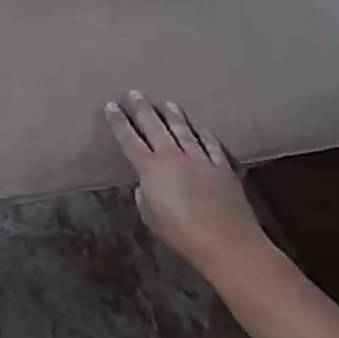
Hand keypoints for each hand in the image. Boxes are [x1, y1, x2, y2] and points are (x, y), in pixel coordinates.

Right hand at [105, 91, 269, 270]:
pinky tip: (199, 128)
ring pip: (183, 130)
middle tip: (134, 93)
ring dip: (172, 115)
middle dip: (141, 108)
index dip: (117, 120)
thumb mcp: (149, 215)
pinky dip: (203, 134)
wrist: (228, 244)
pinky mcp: (223, 169)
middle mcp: (172, 156)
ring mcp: (200, 160)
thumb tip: (147, 185)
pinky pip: (211, 145)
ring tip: (165, 103)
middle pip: (154, 126)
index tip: (110, 105)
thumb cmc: (181, 233)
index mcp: (149, 167)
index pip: (128, 137)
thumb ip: (144, 194)